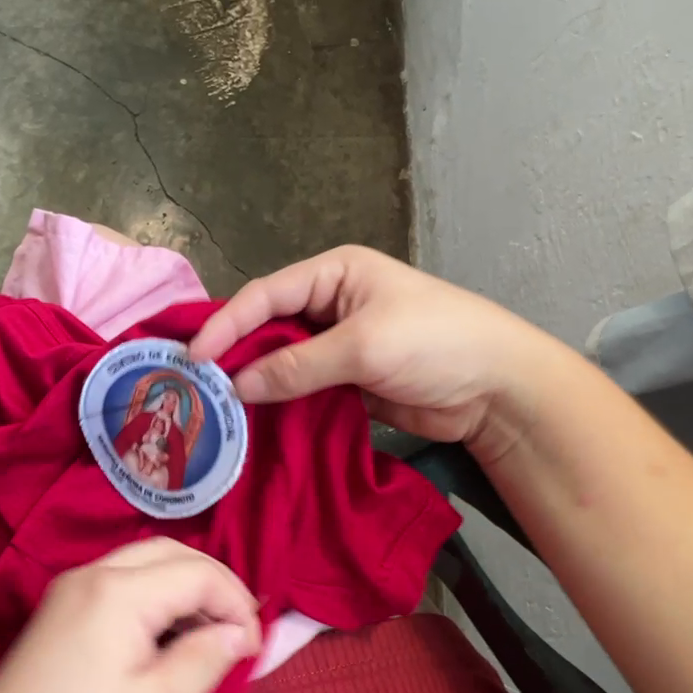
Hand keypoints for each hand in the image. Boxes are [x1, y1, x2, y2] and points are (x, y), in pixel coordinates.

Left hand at [0, 539, 261, 692]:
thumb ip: (205, 658)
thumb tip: (236, 631)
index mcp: (115, 591)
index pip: (196, 571)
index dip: (236, 603)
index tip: (256, 650)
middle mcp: (87, 577)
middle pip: (166, 554)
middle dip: (210, 585)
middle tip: (238, 633)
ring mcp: (64, 596)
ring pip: (139, 568)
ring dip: (180, 591)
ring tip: (208, 640)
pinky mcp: (52, 621)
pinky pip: (115, 590)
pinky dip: (151, 604)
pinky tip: (163, 644)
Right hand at [188, 246, 568, 462]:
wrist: (498, 389)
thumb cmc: (435, 342)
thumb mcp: (363, 347)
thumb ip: (296, 366)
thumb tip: (235, 387)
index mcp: (334, 273)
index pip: (266, 294)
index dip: (227, 324)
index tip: (195, 358)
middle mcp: (329, 303)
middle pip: (267, 326)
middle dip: (235, 353)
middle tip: (197, 385)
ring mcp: (336, 344)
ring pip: (280, 360)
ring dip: (253, 381)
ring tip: (215, 406)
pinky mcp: (345, 380)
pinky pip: (299, 387)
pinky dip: (277, 402)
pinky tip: (252, 419)